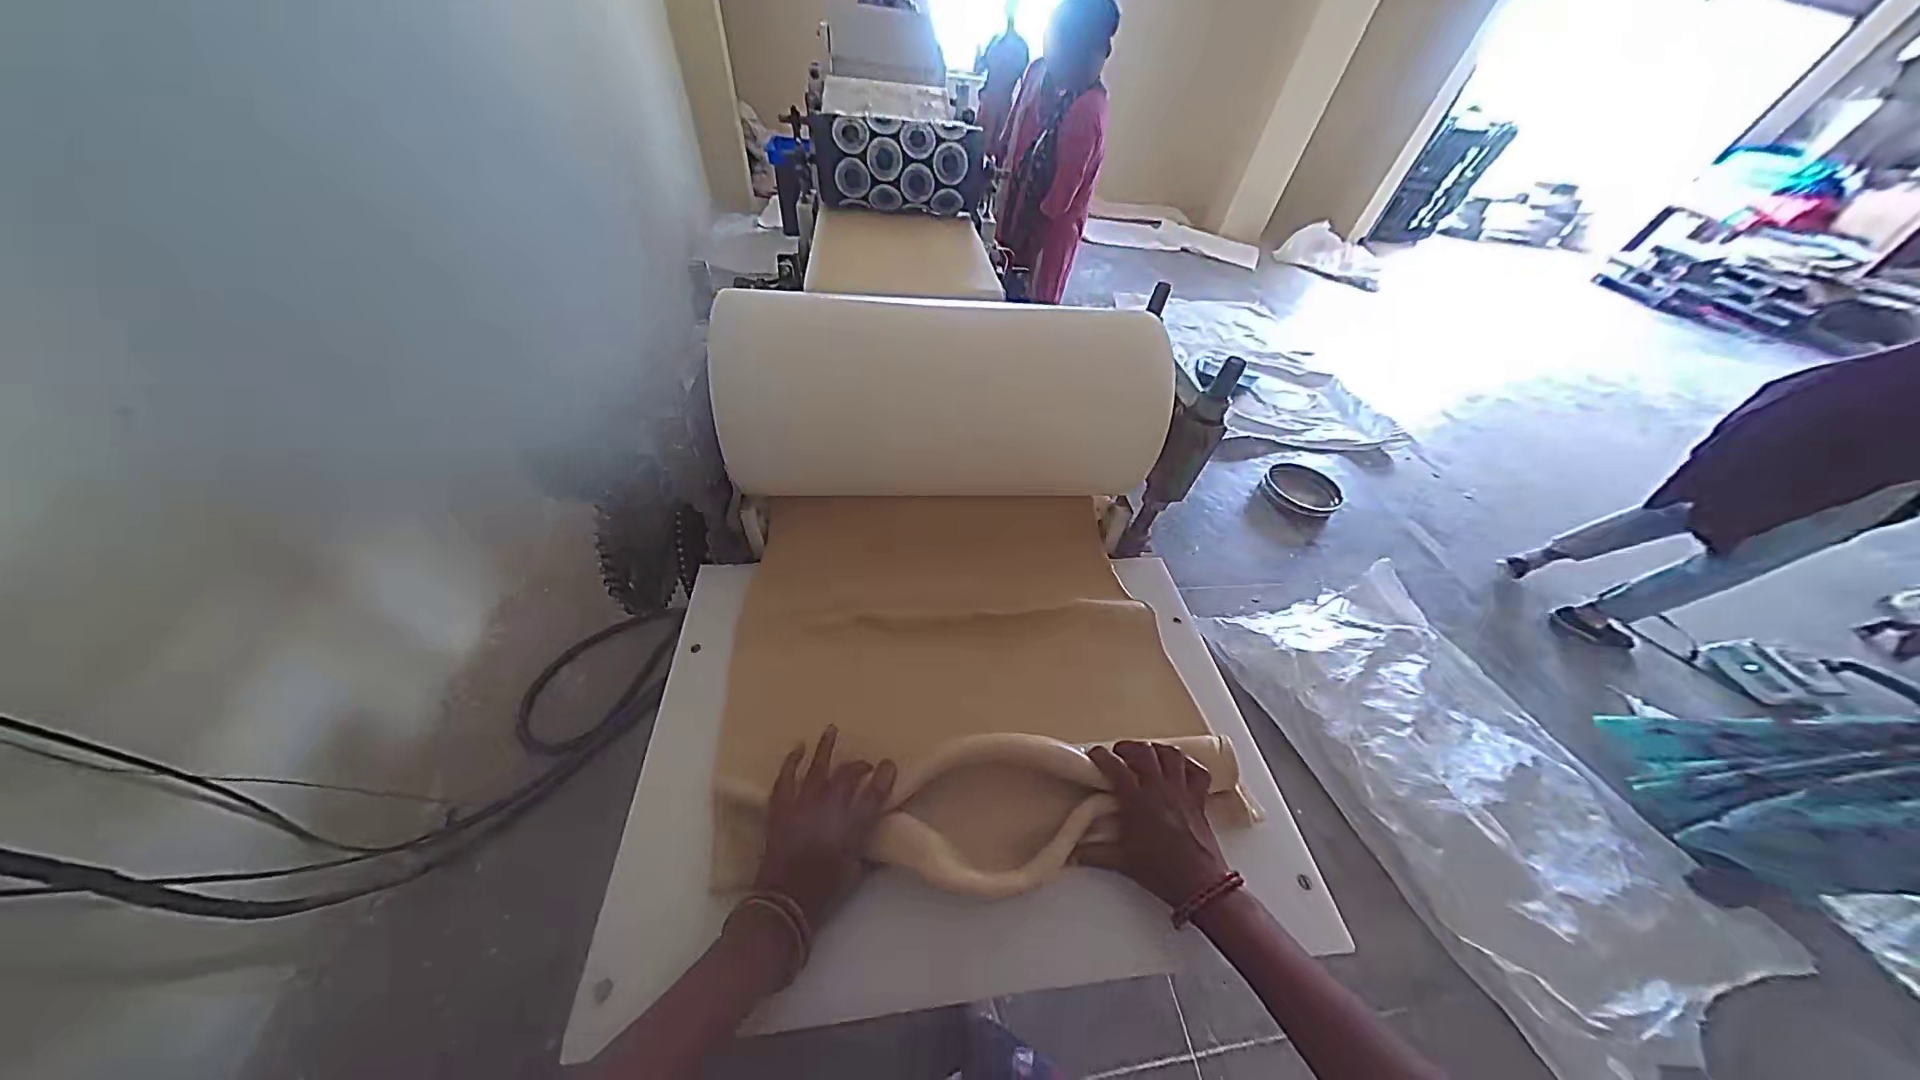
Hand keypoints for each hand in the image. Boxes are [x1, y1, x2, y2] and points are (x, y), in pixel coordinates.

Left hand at [752, 726, 896, 926]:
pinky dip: (791, 761)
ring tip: (831, 729)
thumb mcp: (856, 870)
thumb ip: (864, 845)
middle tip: (865, 765)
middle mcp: (830, 807)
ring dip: (825, 747)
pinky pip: (786, 777)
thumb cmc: (825, 890)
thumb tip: (870, 833)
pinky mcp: (781, 807)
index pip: (875, 791)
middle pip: (847, 775)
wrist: (784, 901)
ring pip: (817, 766)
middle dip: (859, 765)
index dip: (884, 775)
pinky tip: (798, 748)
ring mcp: (803, 804)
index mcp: (853, 825)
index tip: (889, 765)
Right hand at [1076, 741, 1231, 907]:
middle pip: (1144, 751)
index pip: (1115, 766)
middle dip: (1128, 747)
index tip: (1094, 755)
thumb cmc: (1159, 871)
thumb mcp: (1121, 862)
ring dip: (1156, 750)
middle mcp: (1159, 789)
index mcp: (1137, 800)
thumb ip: (1094, 853)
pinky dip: (1188, 765)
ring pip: (1171, 755)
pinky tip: (1178, 768)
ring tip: (1147, 755)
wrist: (1199, 885)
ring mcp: (1181, 791)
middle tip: (1119, 755)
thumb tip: (1072, 853)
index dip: (1101, 756)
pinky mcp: (1199, 799)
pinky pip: (1197, 771)